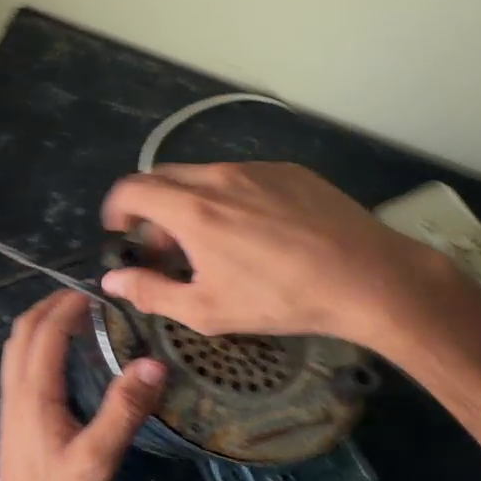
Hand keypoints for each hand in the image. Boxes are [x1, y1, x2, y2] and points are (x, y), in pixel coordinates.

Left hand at [0, 291, 165, 480]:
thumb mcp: (99, 458)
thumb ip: (124, 410)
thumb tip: (152, 364)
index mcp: (34, 392)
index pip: (45, 332)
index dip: (68, 305)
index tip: (97, 290)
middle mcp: (16, 389)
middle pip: (23, 330)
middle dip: (51, 305)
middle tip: (87, 296)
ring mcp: (11, 401)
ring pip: (17, 345)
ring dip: (41, 322)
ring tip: (76, 316)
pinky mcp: (15, 414)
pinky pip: (20, 362)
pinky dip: (38, 343)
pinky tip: (63, 355)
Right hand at [100, 162, 455, 352]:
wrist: (369, 279)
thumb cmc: (280, 299)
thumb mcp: (206, 311)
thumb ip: (150, 292)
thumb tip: (111, 282)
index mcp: (191, 209)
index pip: (131, 189)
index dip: (116, 209)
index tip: (122, 233)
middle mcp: (217, 177)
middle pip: (161, 176)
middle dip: (150, 207)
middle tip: (165, 246)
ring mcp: (255, 170)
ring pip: (202, 175)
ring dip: (189, 201)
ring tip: (212, 241)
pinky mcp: (288, 171)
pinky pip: (241, 176)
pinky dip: (228, 197)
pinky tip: (256, 232)